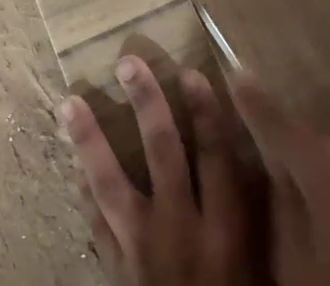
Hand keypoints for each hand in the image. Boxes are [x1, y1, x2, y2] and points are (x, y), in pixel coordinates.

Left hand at [58, 56, 264, 285]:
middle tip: (127, 63)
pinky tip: (73, 167)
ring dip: (89, 140)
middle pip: (161, 153)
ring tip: (67, 102)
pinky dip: (84, 192)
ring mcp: (141, 248)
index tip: (190, 73)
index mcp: (226, 229)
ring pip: (110, 182)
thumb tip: (253, 158)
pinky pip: (95, 222)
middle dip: (146, 104)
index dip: (205, 111)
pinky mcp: (116, 268)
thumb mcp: (261, 263)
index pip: (216, 155)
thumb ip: (255, 213)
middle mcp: (180, 229)